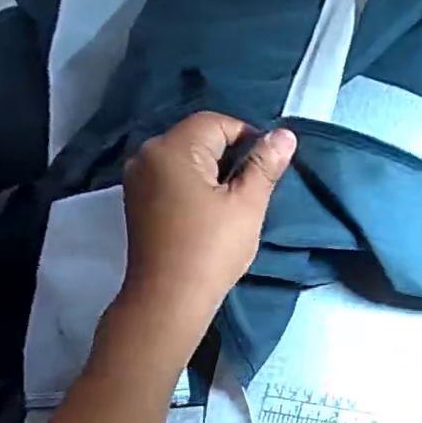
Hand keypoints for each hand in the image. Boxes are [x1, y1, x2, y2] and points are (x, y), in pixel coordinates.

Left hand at [118, 112, 296, 340]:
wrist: (168, 299)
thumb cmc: (211, 250)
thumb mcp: (247, 205)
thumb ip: (264, 165)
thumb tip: (285, 134)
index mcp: (173, 148)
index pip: (217, 123)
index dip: (249, 138)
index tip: (267, 170)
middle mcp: (148, 154)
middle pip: (198, 139)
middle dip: (229, 158)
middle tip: (252, 193)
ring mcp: (138, 180)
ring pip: (185, 161)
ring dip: (212, 175)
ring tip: (231, 208)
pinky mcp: (137, 203)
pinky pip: (171, 181)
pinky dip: (193, 189)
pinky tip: (208, 217)